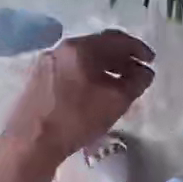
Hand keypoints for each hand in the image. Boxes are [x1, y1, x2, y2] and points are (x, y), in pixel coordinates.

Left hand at [0, 30, 155, 171]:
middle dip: (122, 58)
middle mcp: (61, 49)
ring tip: (120, 84)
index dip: (138, 48)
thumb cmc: (76, 118)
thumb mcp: (116, 101)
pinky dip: (89, 75)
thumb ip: (136, 83)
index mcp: (80, 48)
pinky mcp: (38, 80)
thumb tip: (145, 73)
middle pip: (98, 47)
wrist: (30, 142)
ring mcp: (47, 63)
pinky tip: (95, 92)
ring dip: (106, 68)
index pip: (116, 39)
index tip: (151, 60)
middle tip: (138, 72)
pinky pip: (71, 70)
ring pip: (84, 59)